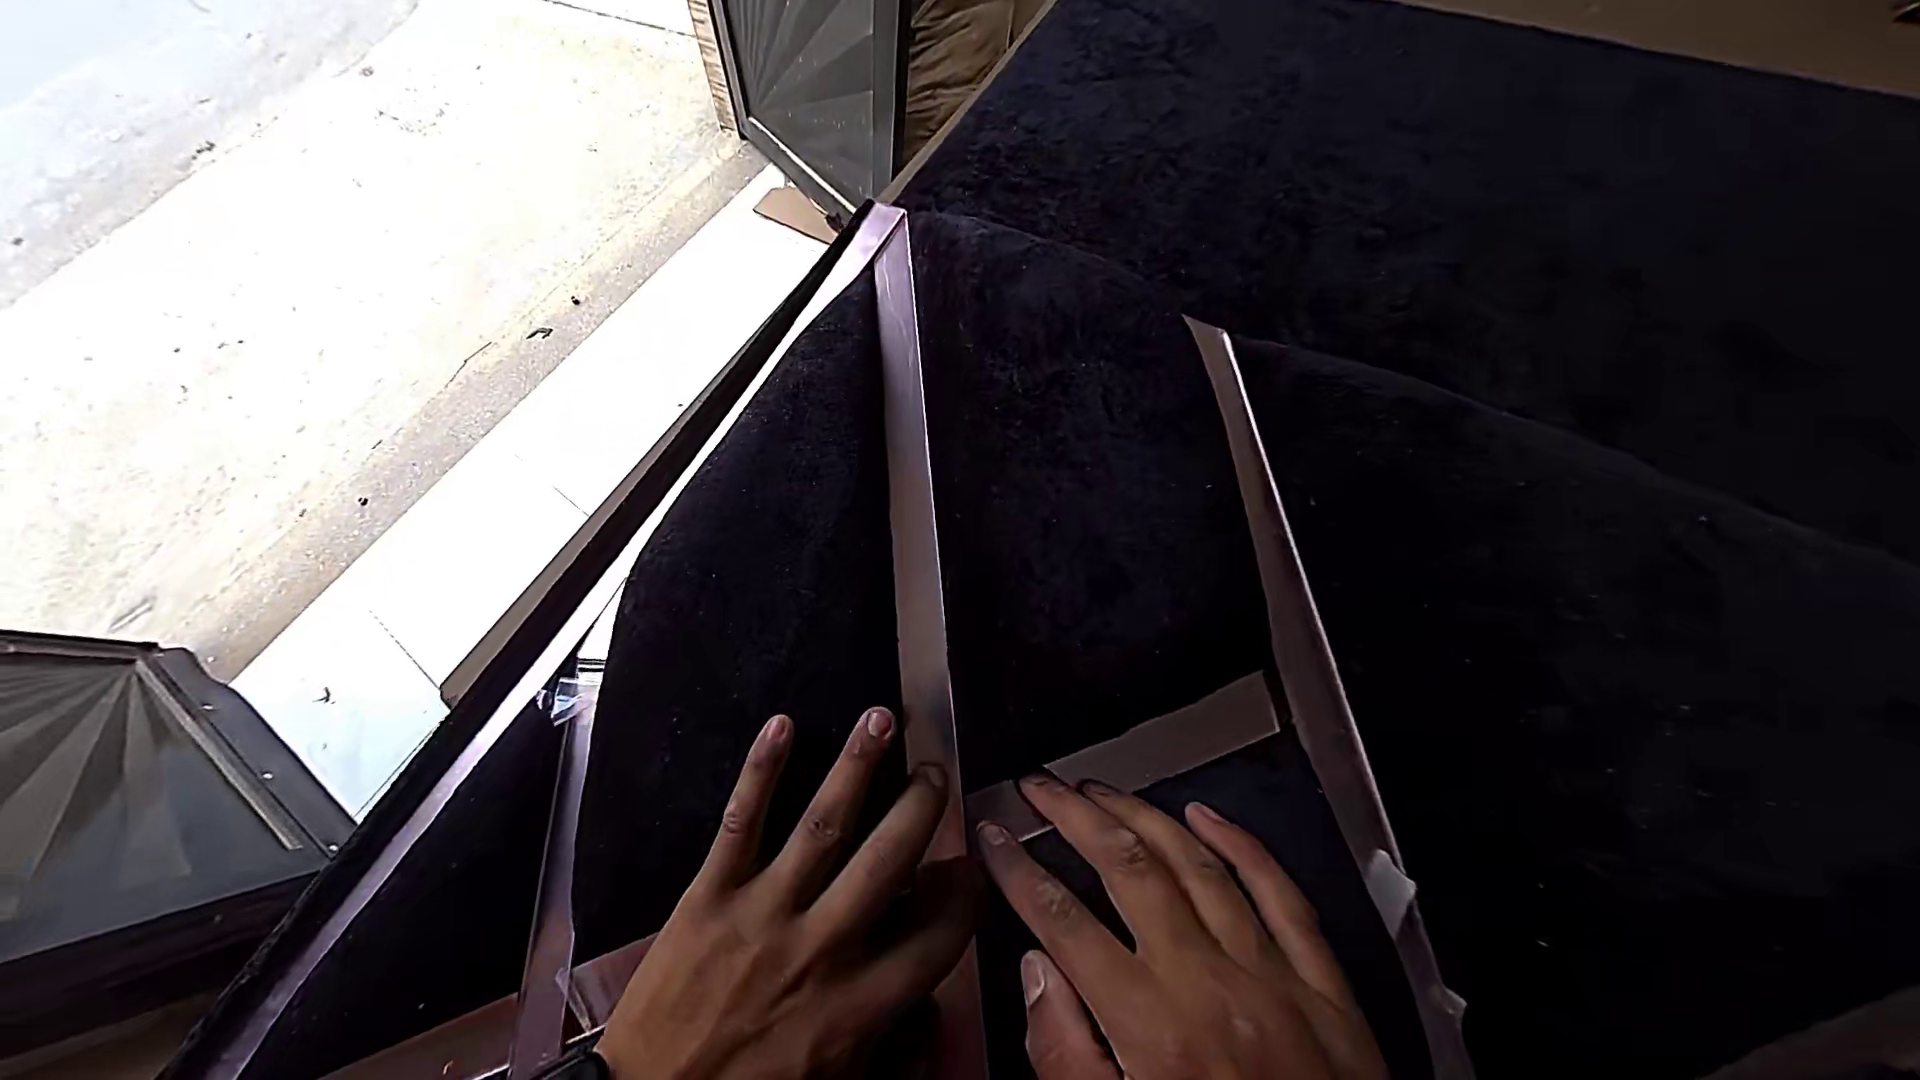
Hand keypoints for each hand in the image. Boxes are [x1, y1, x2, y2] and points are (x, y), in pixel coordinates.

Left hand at [598, 709, 982, 1079]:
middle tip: (935, 770)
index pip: (936, 936)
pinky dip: (761, 771)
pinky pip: (741, 824)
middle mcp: (819, 948)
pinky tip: (783, 725)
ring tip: (881, 718)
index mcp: (855, 1005)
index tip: (972, 862)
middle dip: (919, 807)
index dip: (964, 894)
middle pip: (886, 861)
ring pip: (822, 826)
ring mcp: (763, 913)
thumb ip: (891, 1034)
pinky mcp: (710, 895)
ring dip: (857, 765)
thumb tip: (934, 992)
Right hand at [977, 775, 1387, 1079]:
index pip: (1063, 920)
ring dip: (1140, 813)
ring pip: (1194, 863)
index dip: (1017, 870)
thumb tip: (1037, 970)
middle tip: (1040, 786)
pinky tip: (1203, 814)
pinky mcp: (1324, 987)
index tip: (993, 836)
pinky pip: (1280, 894)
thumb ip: (1064, 1058)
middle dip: (1072, 814)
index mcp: (1153, 1029)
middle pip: (1126, 865)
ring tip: (1099, 789)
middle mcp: (1209, 983)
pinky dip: (1240, 845)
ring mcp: (1272, 975)